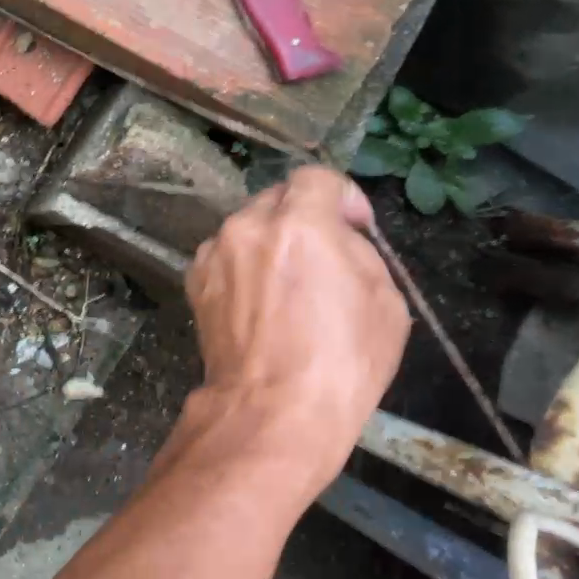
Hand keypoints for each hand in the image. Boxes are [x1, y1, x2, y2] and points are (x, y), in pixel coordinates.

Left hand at [185, 166, 408, 485]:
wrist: (273, 400)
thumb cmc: (343, 357)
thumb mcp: (384, 300)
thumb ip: (357, 251)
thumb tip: (338, 234)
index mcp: (298, 225)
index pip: (314, 178)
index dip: (341, 196)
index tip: (354, 224)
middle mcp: (245, 226)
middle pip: (277, 200)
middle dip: (304, 219)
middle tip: (326, 258)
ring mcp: (213, 250)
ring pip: (247, 228)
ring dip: (271, 243)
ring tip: (292, 288)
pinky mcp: (194, 275)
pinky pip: (226, 255)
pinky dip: (244, 266)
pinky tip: (261, 303)